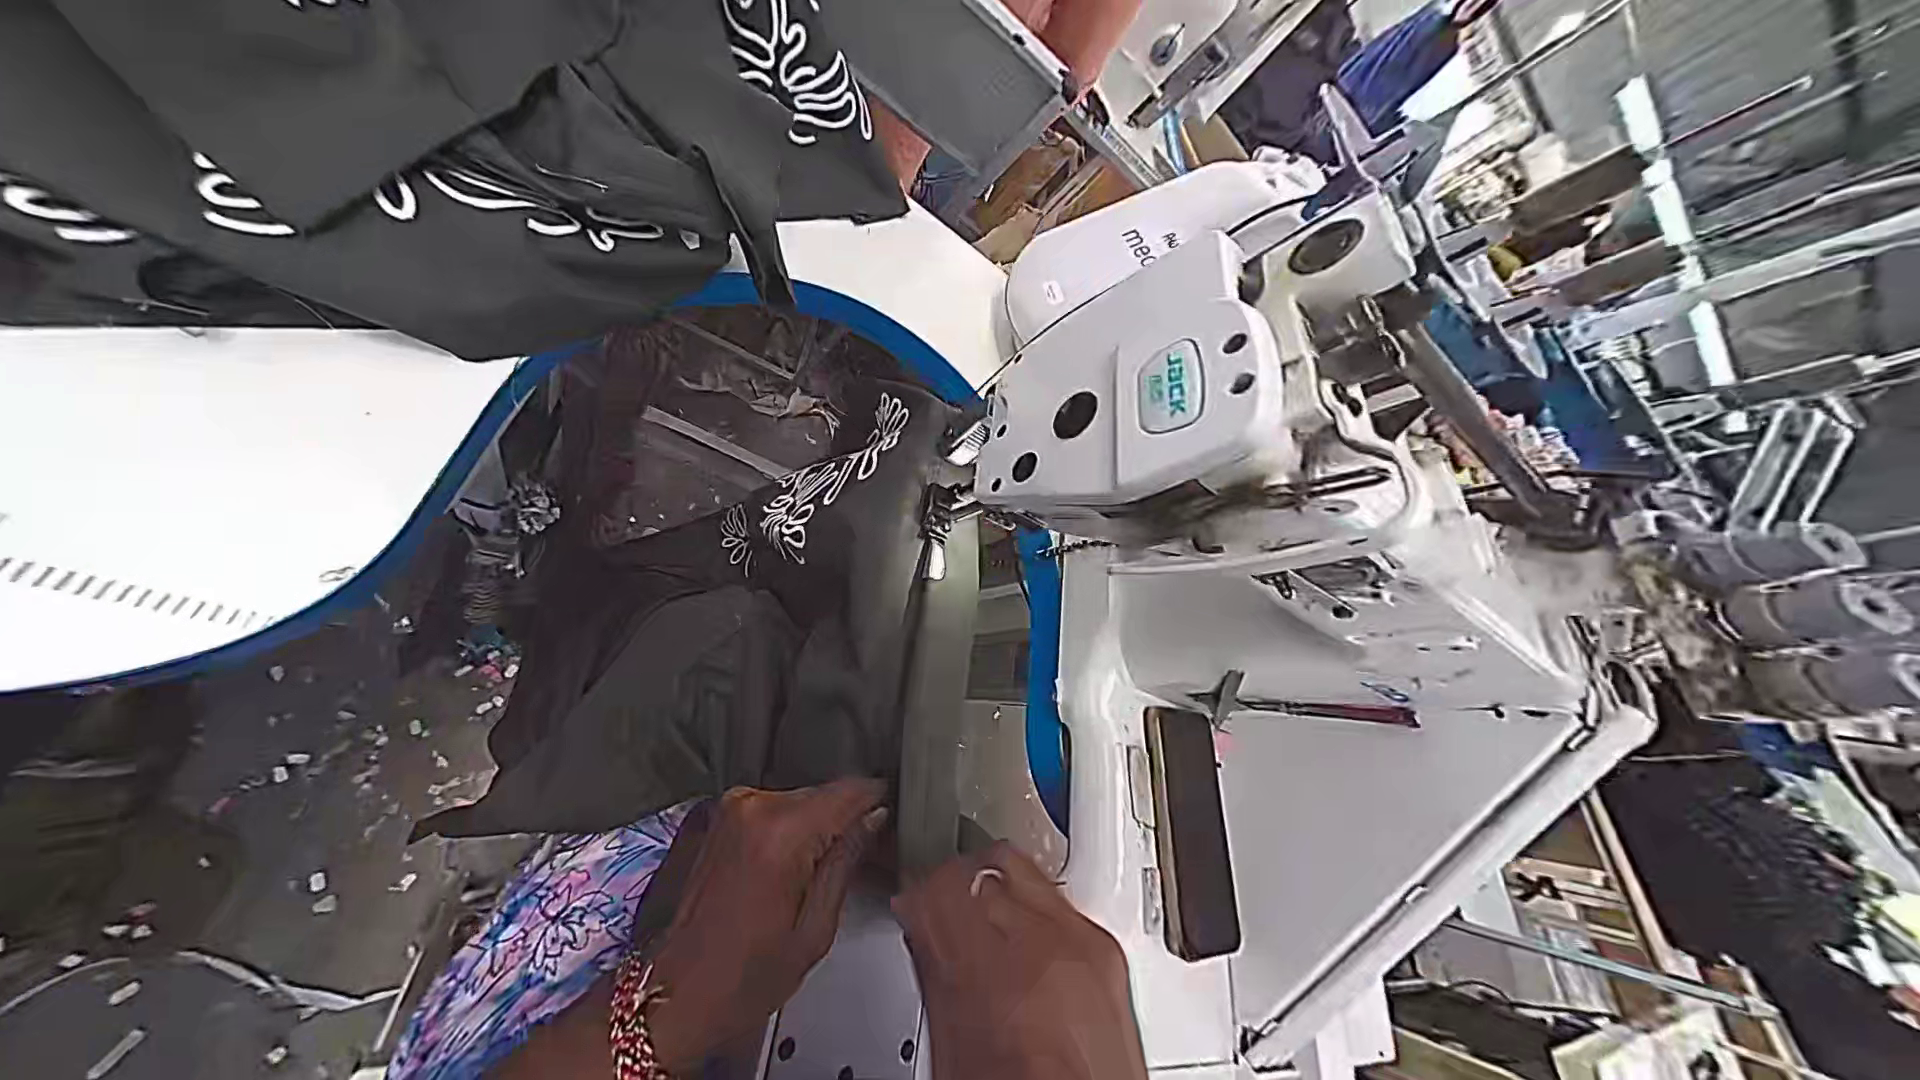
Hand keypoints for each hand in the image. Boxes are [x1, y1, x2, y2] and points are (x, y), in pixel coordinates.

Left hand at [644, 779, 887, 1070]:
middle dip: (848, 816)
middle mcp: (754, 806)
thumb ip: (847, 860)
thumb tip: (873, 818)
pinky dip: (792, 825)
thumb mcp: (815, 928)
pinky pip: (776, 805)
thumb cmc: (740, 977)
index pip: (851, 789)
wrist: (674, 992)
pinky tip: (793, 861)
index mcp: (781, 833)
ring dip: (819, 822)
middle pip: (826, 792)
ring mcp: (734, 806)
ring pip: (803, 797)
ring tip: (823, 865)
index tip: (894, 811)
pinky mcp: (722, 814)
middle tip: (863, 851)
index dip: (878, 799)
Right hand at [893, 844, 1148, 1079]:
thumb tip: (924, 931)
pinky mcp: (1107, 950)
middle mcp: (1039, 942)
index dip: (922, 890)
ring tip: (984, 914)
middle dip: (958, 884)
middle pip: (983, 869)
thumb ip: (938, 974)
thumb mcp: (954, 1045)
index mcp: (990, 968)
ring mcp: (1078, 941)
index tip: (917, 901)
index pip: (944, 884)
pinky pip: (1058, 903)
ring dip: (997, 886)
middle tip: (945, 905)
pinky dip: (1036, 909)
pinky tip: (1023, 935)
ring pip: (1022, 871)